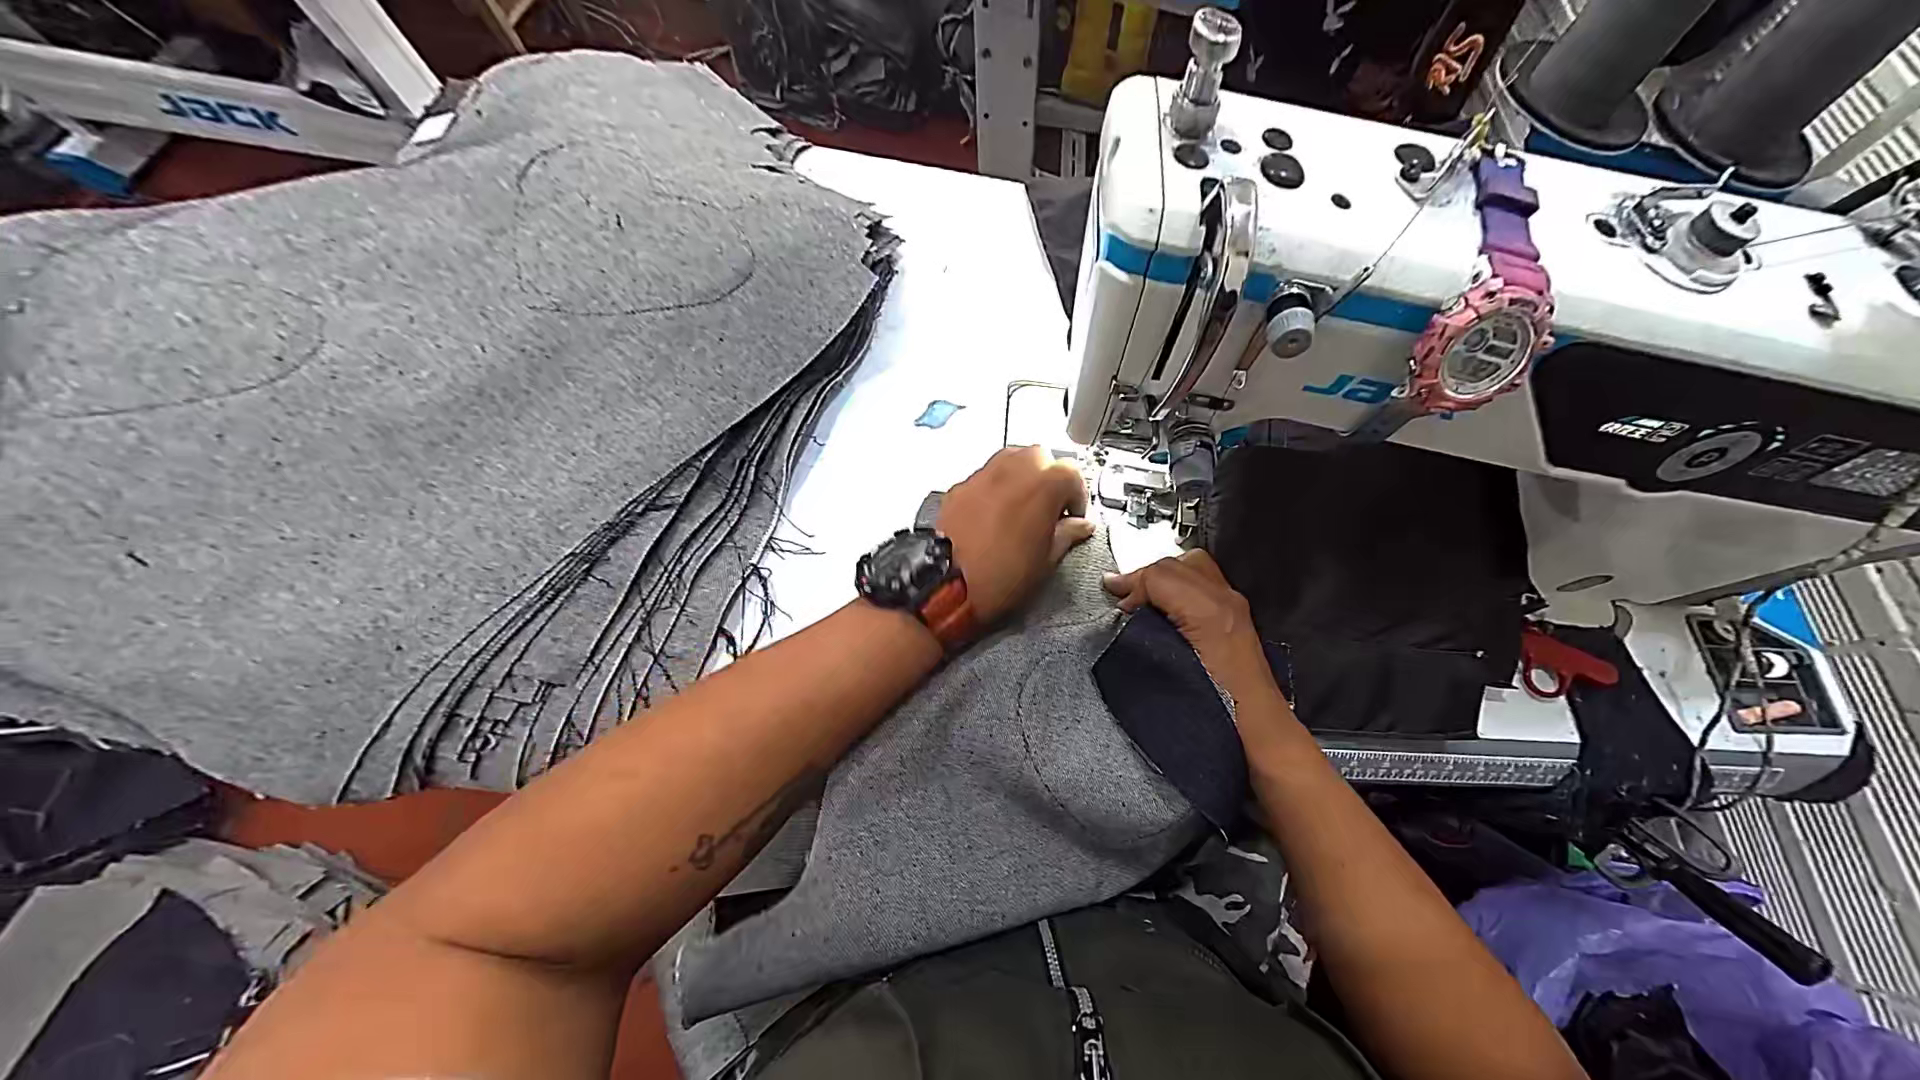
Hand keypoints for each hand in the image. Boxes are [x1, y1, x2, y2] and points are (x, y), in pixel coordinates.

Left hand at [937, 446, 1094, 624]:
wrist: (947, 583)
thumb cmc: (999, 575)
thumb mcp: (1046, 561)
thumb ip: (1067, 535)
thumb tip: (1078, 527)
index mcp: (1044, 483)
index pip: (1073, 474)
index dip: (1077, 498)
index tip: (1074, 517)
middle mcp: (1014, 468)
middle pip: (1042, 459)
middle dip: (1049, 480)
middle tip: (1050, 510)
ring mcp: (984, 475)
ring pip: (1011, 461)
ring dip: (1022, 479)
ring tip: (1023, 510)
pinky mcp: (959, 487)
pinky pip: (985, 479)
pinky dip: (995, 490)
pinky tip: (994, 517)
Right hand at [1102, 550, 1284, 713]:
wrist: (1253, 726)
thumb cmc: (1218, 704)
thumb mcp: (1166, 667)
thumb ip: (1144, 628)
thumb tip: (1127, 609)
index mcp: (1208, 610)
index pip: (1158, 574)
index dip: (1131, 585)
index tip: (1118, 602)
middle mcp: (1225, 600)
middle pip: (1174, 564)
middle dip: (1144, 576)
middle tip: (1122, 595)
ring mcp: (1234, 606)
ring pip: (1191, 567)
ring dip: (1163, 577)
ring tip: (1143, 596)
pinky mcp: (1236, 615)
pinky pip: (1204, 581)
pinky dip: (1180, 585)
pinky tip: (1167, 604)